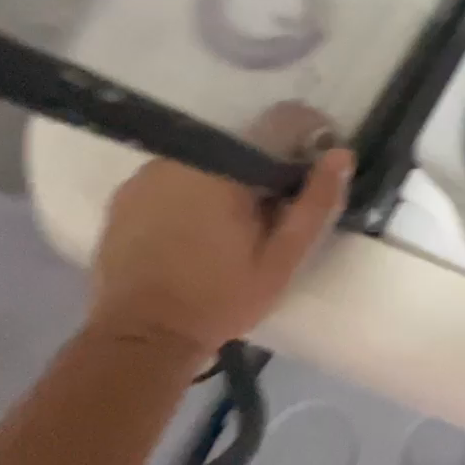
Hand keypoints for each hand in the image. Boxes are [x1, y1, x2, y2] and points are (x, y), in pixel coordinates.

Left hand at [87, 102, 353, 357]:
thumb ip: (316, 201)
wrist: (138, 343)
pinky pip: (175, 179)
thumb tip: (341, 153)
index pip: (280, 121)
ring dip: (230, 179)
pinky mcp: (123, 200)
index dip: (307, 135)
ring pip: (209, 160)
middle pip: (243, 142)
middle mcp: (180, 160)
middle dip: (266, 166)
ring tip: (238, 223)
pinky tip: (199, 230)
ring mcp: (145, 178)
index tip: (317, 163)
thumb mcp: (284, 257)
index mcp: (222, 168)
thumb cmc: (219, 299)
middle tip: (277, 208)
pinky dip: (194, 192)